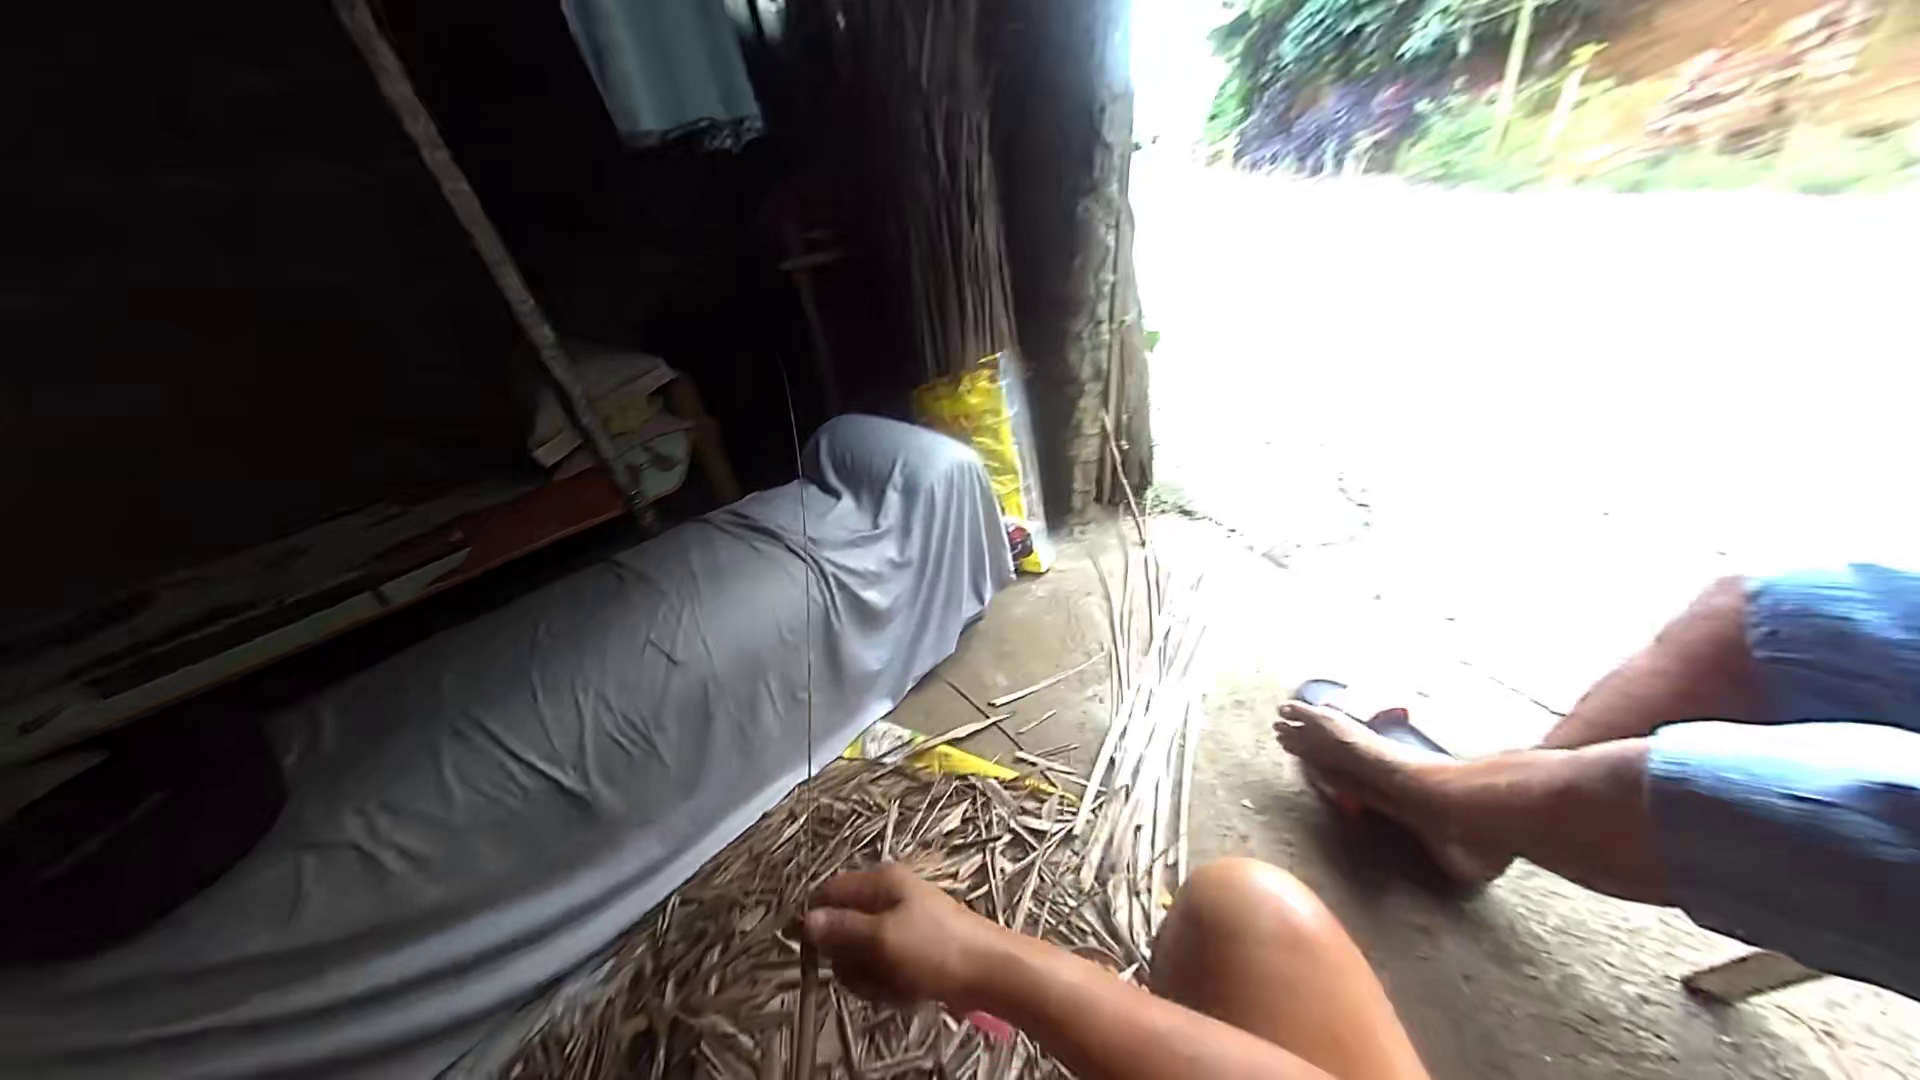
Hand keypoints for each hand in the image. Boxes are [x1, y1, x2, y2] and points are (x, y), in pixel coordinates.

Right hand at [802, 863, 1009, 1010]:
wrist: (987, 970)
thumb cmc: (934, 948)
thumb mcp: (882, 939)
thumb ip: (842, 929)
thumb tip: (806, 920)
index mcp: (881, 881)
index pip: (831, 891)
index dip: (818, 921)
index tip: (814, 954)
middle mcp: (889, 897)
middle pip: (844, 929)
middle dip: (851, 960)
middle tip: (870, 973)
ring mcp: (902, 924)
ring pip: (863, 956)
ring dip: (872, 978)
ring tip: (895, 984)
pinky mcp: (913, 949)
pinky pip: (885, 969)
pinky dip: (892, 985)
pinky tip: (909, 991)